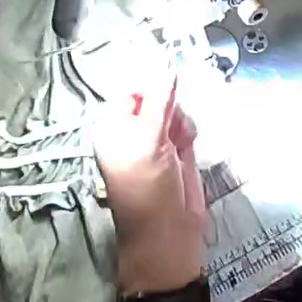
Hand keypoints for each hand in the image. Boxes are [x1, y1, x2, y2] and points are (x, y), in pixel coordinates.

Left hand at [94, 79, 205, 292]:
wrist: (169, 233)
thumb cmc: (147, 192)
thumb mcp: (150, 141)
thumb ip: (160, 102)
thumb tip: (168, 68)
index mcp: (112, 128)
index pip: (132, 90)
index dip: (151, 83)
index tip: (170, 76)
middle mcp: (132, 132)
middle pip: (157, 97)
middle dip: (170, 104)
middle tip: (171, 122)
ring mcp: (155, 141)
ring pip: (175, 110)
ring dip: (182, 119)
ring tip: (179, 140)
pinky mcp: (176, 151)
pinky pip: (185, 126)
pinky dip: (189, 131)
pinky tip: (187, 145)